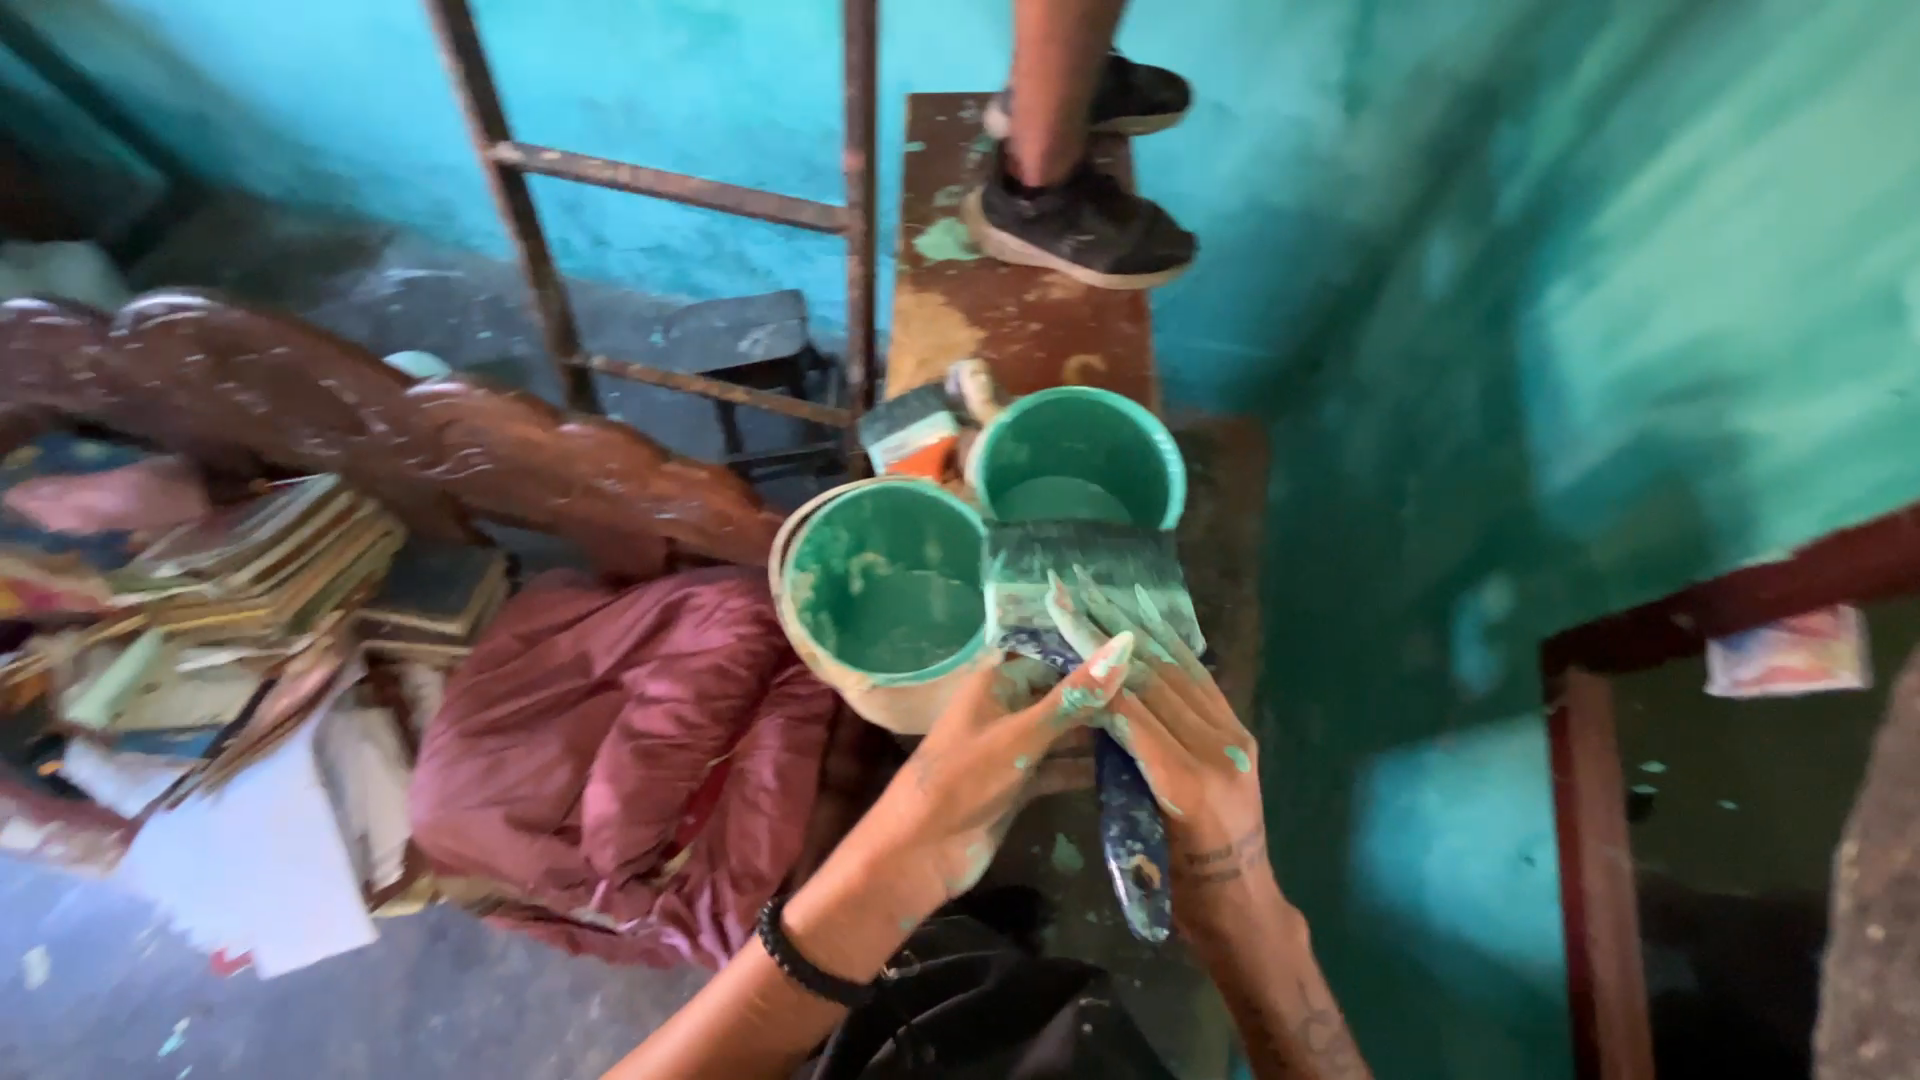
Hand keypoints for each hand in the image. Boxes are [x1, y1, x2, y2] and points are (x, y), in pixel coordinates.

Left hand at [853, 633, 1135, 915]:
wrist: (921, 852)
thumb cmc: (964, 779)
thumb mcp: (1023, 734)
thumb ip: (1074, 695)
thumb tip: (1123, 645)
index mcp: (996, 682)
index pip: (1050, 654)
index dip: (1091, 651)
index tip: (1142, 646)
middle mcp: (1006, 707)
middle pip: (1061, 693)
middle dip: (1103, 694)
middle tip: (1161, 689)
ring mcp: (1014, 747)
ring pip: (1064, 731)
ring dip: (1100, 732)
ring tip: (1156, 725)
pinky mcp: (1020, 783)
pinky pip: (1061, 767)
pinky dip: (1087, 767)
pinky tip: (1131, 767)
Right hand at [1041, 571, 1270, 924]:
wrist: (1237, 899)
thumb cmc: (1174, 881)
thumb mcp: (1134, 826)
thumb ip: (1120, 766)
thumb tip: (1093, 710)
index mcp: (1186, 781)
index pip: (1130, 708)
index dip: (1094, 665)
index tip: (1064, 625)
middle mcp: (1218, 750)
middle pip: (1154, 679)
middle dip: (1110, 633)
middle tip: (1078, 593)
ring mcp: (1235, 738)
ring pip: (1179, 670)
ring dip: (1140, 629)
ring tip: (1108, 593)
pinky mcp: (1240, 733)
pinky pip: (1202, 681)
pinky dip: (1174, 647)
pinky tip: (1154, 619)